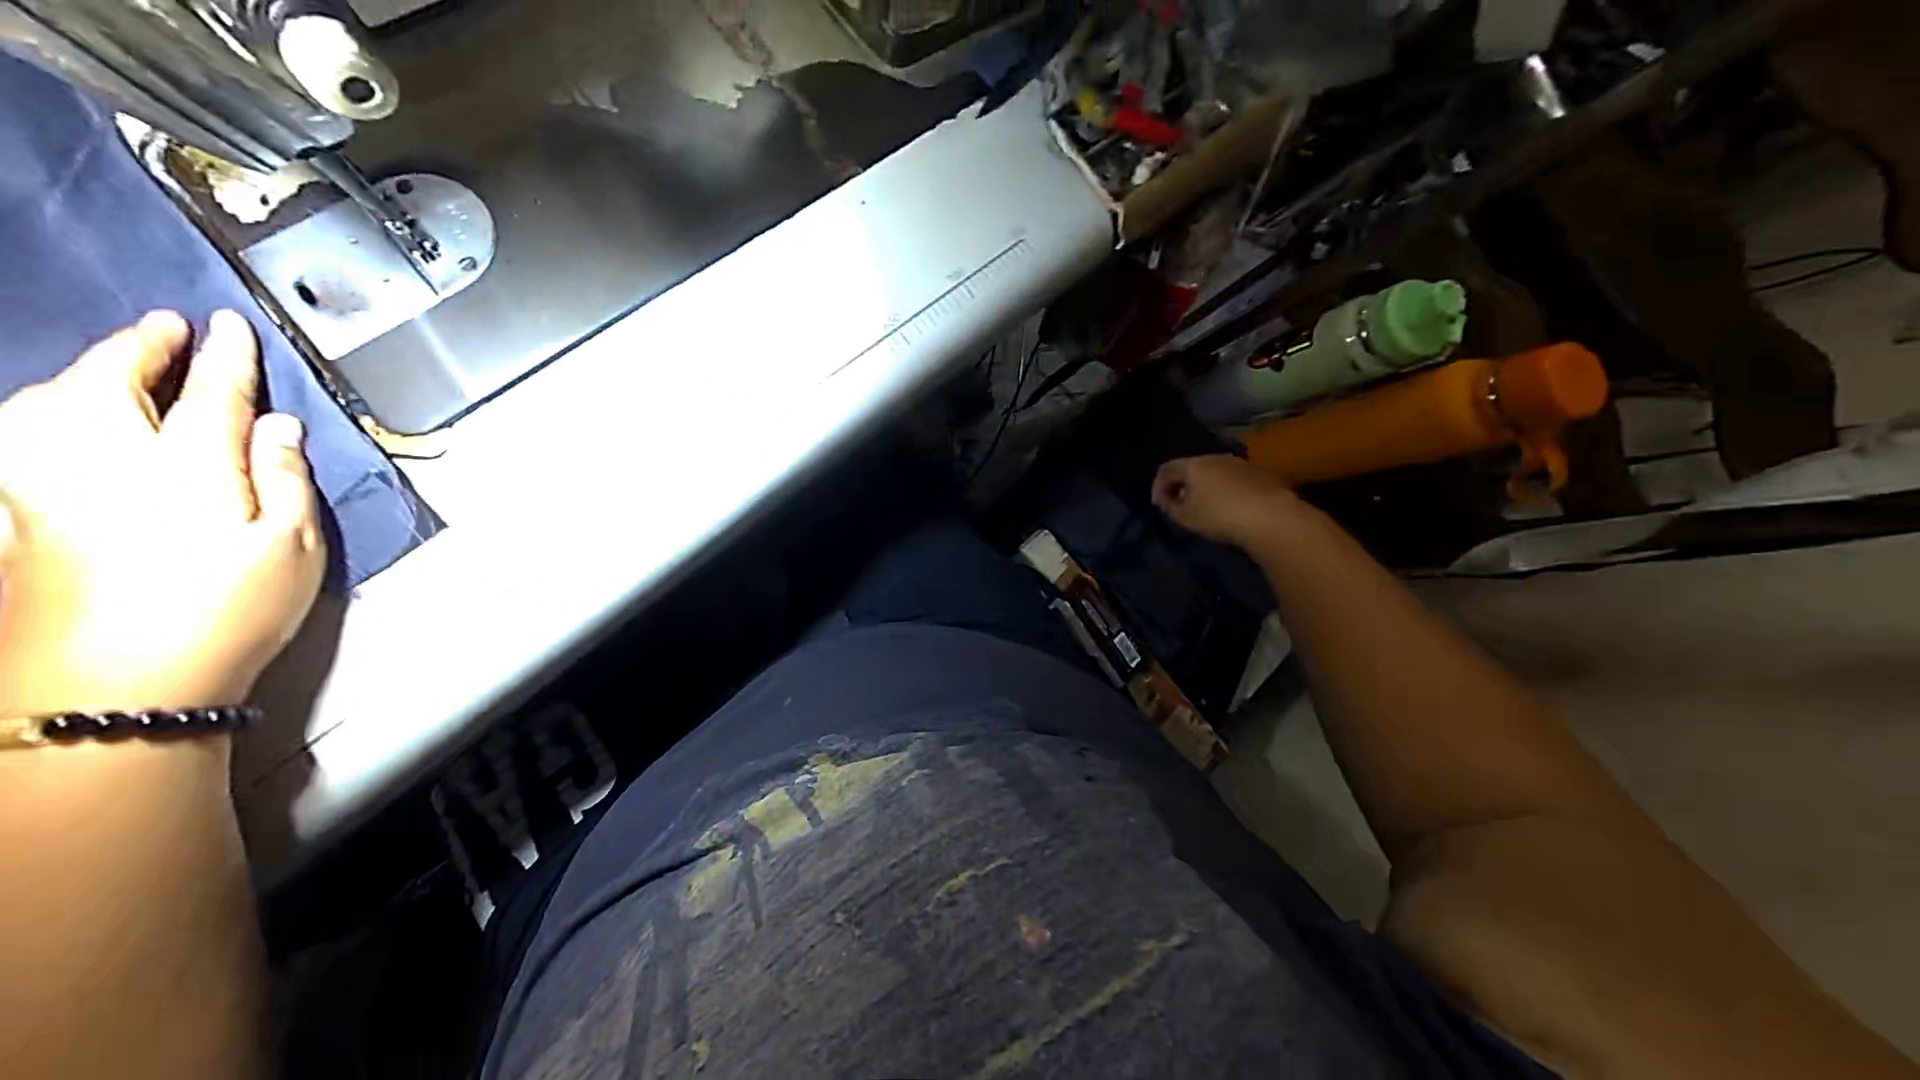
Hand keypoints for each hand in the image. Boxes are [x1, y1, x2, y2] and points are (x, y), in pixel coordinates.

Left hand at [0, 311, 325, 714]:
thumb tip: (280, 428)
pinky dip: (42, 410)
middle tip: (166, 325)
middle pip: (112, 384)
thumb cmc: (227, 613)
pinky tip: (56, 414)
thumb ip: (285, 481)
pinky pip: (22, 436)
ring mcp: (51, 487)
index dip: (224, 357)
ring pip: (50, 404)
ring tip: (113, 361)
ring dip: (83, 371)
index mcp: (189, 470)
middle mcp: (109, 463)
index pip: (211, 395)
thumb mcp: (290, 550)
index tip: (231, 326)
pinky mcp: (21, 515)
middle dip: (140, 348)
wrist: (119, 685)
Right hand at [1152, 454, 1309, 549]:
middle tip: (1180, 505)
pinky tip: (1231, 507)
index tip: (1159, 506)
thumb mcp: (1186, 517)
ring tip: (1207, 507)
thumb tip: (1169, 500)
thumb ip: (1172, 507)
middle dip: (1183, 485)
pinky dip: (1226, 490)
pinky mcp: (1262, 475)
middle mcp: (1217, 458)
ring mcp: (1242, 464)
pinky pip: (1234, 480)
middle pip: (1192, 468)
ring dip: (1206, 487)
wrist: (1271, 517)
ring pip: (1215, 472)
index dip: (1158, 487)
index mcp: (1194, 465)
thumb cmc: (1219, 516)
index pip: (1167, 469)